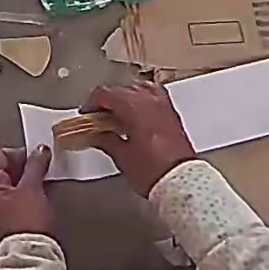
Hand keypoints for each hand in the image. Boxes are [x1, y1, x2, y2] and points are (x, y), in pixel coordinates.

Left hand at [0, 146, 54, 244]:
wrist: (27, 258)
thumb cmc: (27, 223)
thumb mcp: (33, 188)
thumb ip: (35, 165)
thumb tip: (39, 149)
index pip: (3, 157)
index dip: (22, 154)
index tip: (39, 157)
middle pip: (4, 173)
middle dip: (24, 169)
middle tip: (42, 171)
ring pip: (8, 188)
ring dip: (24, 184)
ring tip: (41, 187)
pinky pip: (10, 203)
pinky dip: (22, 199)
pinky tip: (36, 203)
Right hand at [81, 82, 198, 196]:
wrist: (181, 181)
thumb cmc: (155, 171)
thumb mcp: (122, 157)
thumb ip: (106, 140)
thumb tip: (98, 134)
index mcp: (135, 107)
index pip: (106, 93)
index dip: (92, 102)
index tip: (87, 113)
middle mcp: (150, 101)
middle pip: (121, 89)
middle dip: (106, 100)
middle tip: (97, 116)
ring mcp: (163, 105)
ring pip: (138, 88)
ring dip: (124, 97)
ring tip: (115, 114)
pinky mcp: (172, 113)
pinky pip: (153, 95)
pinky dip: (141, 100)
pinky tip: (136, 114)